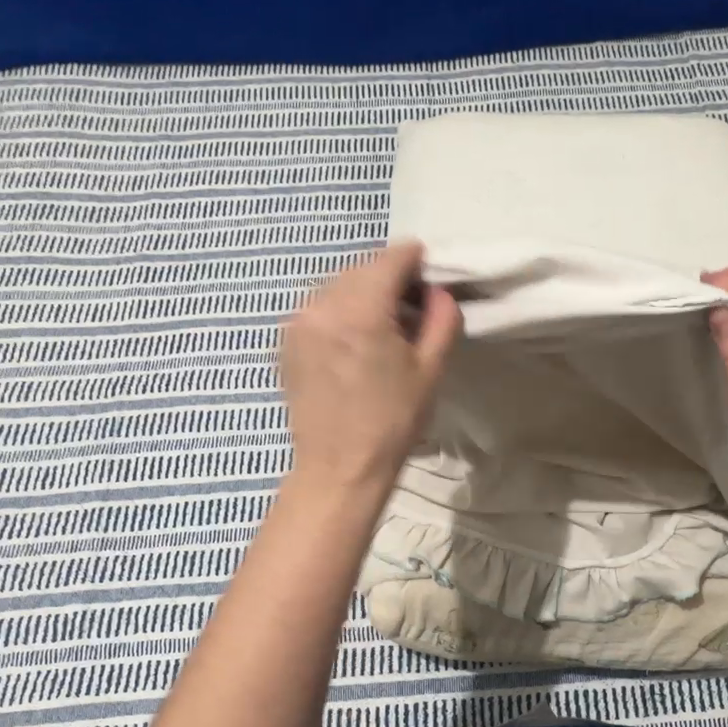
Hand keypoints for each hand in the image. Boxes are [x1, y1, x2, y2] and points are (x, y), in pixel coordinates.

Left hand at [281, 242, 461, 491]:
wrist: (339, 469)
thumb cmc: (392, 422)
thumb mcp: (430, 369)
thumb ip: (441, 318)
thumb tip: (437, 291)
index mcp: (361, 309)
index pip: (393, 257)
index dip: (418, 263)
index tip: (431, 282)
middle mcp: (322, 305)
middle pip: (364, 268)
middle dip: (391, 280)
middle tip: (412, 312)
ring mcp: (298, 322)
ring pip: (339, 286)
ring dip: (364, 296)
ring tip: (383, 332)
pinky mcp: (286, 341)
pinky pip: (320, 308)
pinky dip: (340, 313)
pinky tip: (355, 346)